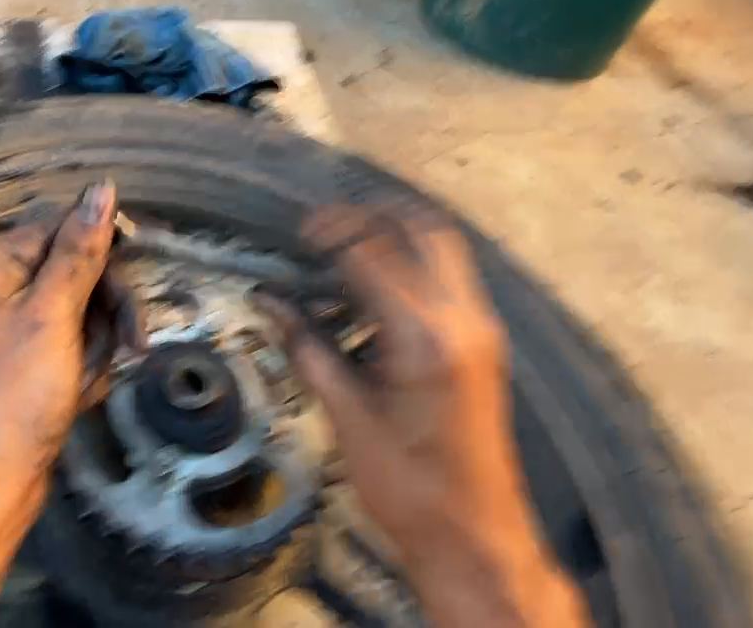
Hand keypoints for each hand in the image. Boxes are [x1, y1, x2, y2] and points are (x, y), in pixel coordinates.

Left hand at [0, 179, 119, 500]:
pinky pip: (76, 344)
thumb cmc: (14, 394)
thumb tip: (102, 188)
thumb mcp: (52, 314)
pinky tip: (76, 395)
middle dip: (107, 312)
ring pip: (86, 311)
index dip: (113, 253)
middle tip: (131, 347)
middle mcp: (1, 281)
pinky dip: (86, 368)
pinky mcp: (28, 358)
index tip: (153, 265)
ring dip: (99, 346)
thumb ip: (80, 249)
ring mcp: (15, 322)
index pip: (71, 229)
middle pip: (83, 271)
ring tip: (84, 382)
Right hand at [262, 205, 586, 627]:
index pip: (373, 254)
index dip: (332, 233)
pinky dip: (414, 259)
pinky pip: (451, 275)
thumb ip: (307, 346)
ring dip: (397, 230)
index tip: (299, 232)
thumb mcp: (346, 415)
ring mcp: (480, 329)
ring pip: (444, 246)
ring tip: (347, 239)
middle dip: (371, 214)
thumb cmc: (407, 486)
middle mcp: (461, 321)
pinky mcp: (484, 342)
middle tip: (326, 224)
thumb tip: (268, 301)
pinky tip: (377, 281)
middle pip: (423, 230)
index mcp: (423, 338)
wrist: (476, 538)